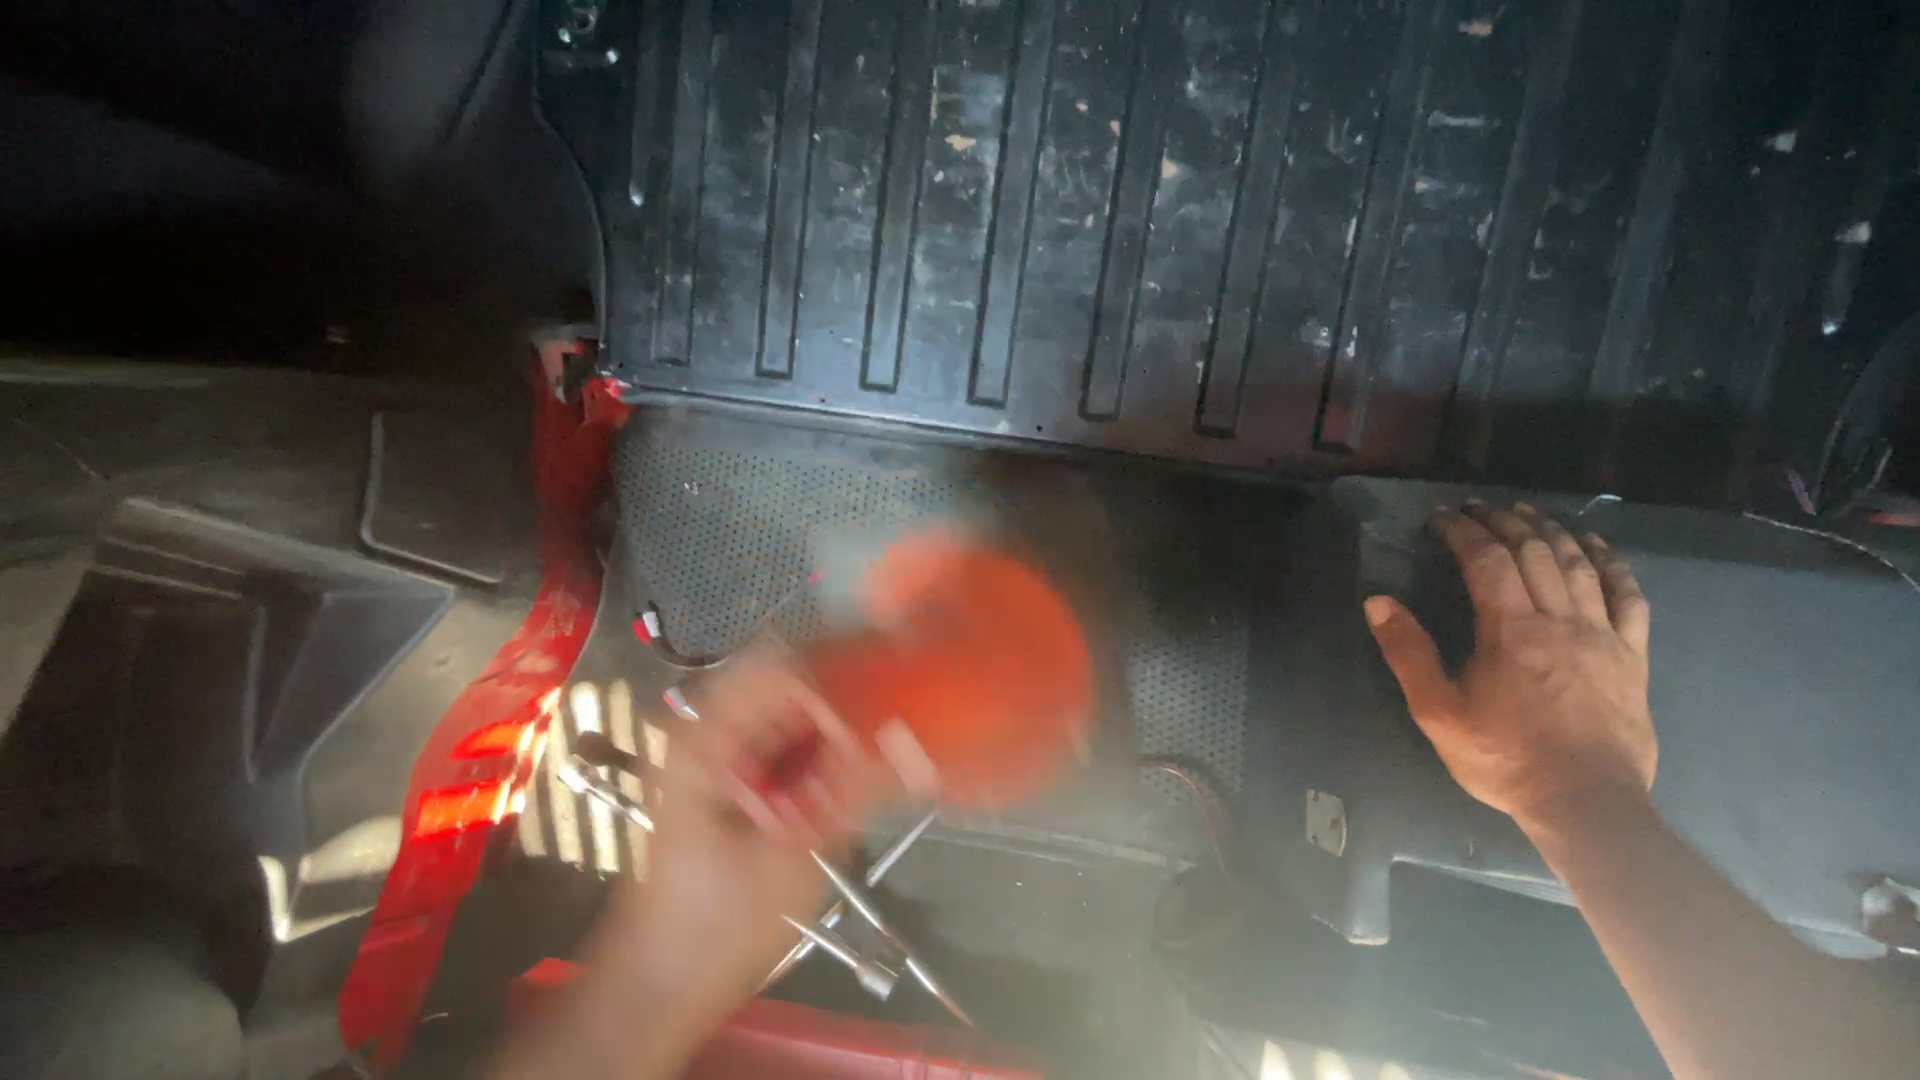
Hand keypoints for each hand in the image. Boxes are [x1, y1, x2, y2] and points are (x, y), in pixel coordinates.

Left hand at [598, 655, 879, 1023]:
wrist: (660, 983)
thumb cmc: (718, 928)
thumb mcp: (796, 857)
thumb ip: (852, 788)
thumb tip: (911, 737)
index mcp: (707, 737)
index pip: (784, 666)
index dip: (844, 671)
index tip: (893, 692)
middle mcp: (703, 727)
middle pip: (785, 677)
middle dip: (845, 690)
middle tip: (900, 712)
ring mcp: (711, 749)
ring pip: (786, 704)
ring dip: (835, 716)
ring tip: (887, 735)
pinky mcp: (724, 773)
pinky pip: (779, 734)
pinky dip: (817, 742)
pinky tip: (852, 764)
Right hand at [1362, 501, 1655, 831]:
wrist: (1585, 802)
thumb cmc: (1502, 757)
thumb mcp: (1437, 710)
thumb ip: (1408, 652)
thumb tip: (1378, 601)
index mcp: (1510, 629)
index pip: (1485, 559)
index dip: (1461, 530)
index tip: (1440, 517)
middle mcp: (1560, 620)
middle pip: (1534, 552)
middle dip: (1503, 522)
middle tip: (1478, 508)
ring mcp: (1603, 635)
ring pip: (1579, 565)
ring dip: (1551, 532)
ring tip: (1529, 514)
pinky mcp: (1632, 656)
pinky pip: (1629, 597)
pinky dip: (1612, 564)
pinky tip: (1597, 548)